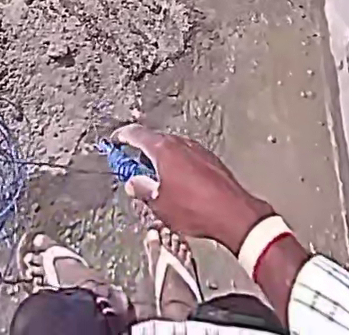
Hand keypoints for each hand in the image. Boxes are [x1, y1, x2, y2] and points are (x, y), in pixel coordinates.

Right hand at [111, 124, 273, 251]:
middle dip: (142, 153)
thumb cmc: (195, 208)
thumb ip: (142, 190)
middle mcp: (179, 142)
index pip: (136, 134)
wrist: (233, 213)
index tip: (116, 140)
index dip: (123, 137)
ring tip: (158, 181)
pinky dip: (178, 165)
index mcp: (162, 148)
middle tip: (135, 168)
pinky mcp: (210, 159)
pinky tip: (180, 185)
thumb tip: (133, 183)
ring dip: (162, 160)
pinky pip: (187, 156)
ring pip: (172, 149)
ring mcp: (196, 149)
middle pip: (154, 141)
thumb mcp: (159, 204)